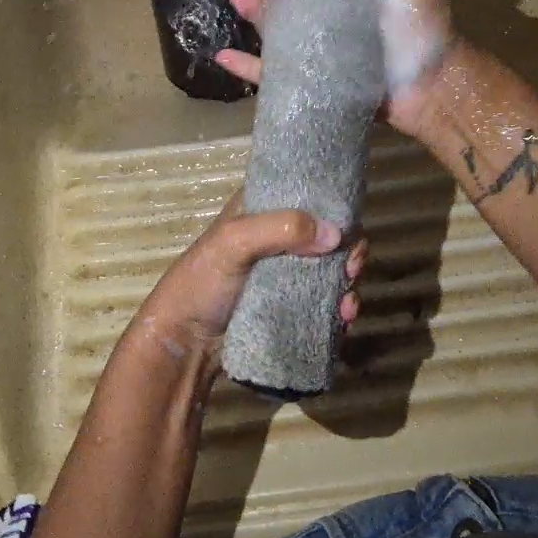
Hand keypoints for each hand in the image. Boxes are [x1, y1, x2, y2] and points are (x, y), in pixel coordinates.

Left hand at [129, 195, 367, 358]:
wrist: (186, 342)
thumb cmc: (201, 282)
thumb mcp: (233, 243)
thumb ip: (280, 229)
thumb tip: (335, 234)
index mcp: (262, 210)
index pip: (308, 194)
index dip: (333, 206)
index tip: (348, 226)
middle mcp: (279, 237)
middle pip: (328, 234)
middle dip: (349, 251)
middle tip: (351, 269)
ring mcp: (287, 273)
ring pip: (332, 269)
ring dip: (348, 284)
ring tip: (347, 305)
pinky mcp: (293, 304)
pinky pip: (327, 301)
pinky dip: (341, 307)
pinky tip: (344, 319)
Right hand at [214, 0, 457, 137]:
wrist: (431, 87)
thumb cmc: (423, 26)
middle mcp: (327, 4)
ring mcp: (314, 42)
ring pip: (272, 21)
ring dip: (253, 7)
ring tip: (244, 1)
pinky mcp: (307, 76)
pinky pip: (269, 71)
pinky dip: (245, 64)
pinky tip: (225, 56)